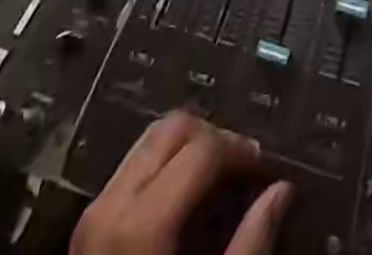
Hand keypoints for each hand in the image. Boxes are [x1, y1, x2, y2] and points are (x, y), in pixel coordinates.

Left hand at [72, 111, 292, 254]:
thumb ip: (252, 243)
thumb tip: (281, 191)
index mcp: (144, 222)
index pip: (199, 148)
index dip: (239, 148)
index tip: (267, 166)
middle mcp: (113, 201)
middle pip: (170, 128)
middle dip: (214, 136)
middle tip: (247, 166)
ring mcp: (96, 208)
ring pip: (148, 138)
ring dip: (189, 145)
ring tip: (223, 175)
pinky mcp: (90, 219)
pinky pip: (133, 163)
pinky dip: (166, 162)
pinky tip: (190, 192)